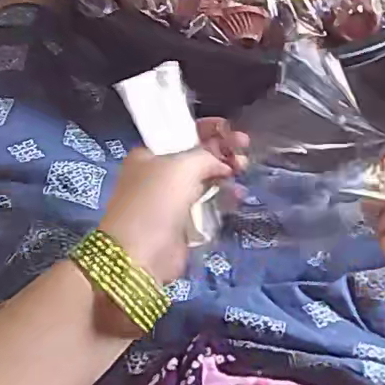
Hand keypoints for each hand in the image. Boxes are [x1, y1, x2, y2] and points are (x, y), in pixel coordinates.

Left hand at [99, 118, 248, 284]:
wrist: (140, 254)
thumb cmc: (156, 201)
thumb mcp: (181, 166)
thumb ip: (206, 156)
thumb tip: (223, 163)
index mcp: (149, 154)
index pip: (182, 133)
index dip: (208, 129)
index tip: (232, 130)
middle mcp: (159, 174)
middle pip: (196, 156)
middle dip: (221, 150)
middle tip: (244, 149)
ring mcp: (171, 199)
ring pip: (205, 179)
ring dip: (225, 173)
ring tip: (243, 171)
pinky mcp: (183, 223)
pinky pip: (208, 203)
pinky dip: (223, 197)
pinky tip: (238, 195)